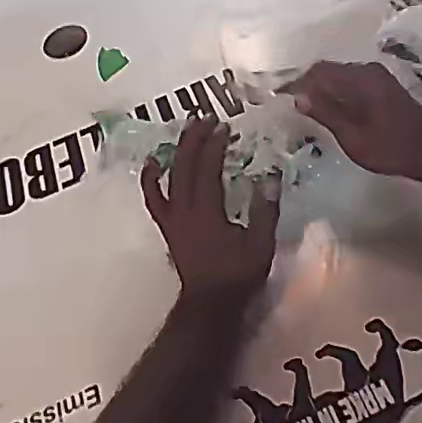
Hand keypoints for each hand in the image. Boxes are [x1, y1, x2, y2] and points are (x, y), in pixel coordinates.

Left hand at [141, 117, 280, 312]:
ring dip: (177, 151)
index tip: (225, 127)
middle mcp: (184, 209)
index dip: (215, 145)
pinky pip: (153, 197)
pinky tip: (153, 163)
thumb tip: (270, 175)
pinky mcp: (166, 225)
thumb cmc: (237, 275)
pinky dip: (151, 178)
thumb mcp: (260, 244)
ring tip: (185, 130)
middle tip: (206, 118)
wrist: (210, 304)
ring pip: (169, 176)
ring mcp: (171, 217)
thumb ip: (265, 209)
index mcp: (207, 211)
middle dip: (195, 139)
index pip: (207, 168)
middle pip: (185, 165)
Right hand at [289, 60, 421, 179]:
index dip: (297, 82)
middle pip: (328, 70)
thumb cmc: (390, 147)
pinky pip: (351, 82)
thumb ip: (325, 113)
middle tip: (292, 104)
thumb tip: (298, 96)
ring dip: (323, 88)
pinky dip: (337, 92)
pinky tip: (332, 109)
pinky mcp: (383, 87)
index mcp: (359, 78)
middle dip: (308, 84)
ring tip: (309, 109)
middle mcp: (368, 70)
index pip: (318, 71)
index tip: (280, 97)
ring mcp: (378, 77)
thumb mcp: (351, 135)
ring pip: (340, 75)